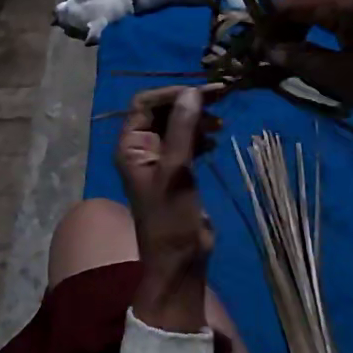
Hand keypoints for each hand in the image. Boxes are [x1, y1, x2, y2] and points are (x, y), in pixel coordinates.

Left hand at [116, 85, 219, 331]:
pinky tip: (215, 140)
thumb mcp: (177, 170)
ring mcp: (159, 160)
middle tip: (221, 96)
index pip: (145, 103)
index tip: (201, 91)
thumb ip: (183, 129)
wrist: (179, 261)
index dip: (172, 93)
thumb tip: (192, 92)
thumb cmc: (171, 217)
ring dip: (197, 118)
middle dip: (189, 102)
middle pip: (163, 111)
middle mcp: (141, 148)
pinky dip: (200, 136)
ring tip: (221, 122)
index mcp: (131, 145)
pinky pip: (186, 142)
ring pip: (177, 125)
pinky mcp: (176, 171)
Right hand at [271, 0, 352, 156]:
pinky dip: (325, 28)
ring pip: (322, 5)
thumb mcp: (346, 76)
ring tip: (293, 57)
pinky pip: (342, 11)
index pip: (287, 1)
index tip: (252, 48)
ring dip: (304, 27)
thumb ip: (302, 60)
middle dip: (283, 25)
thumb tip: (271, 51)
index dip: (264, 23)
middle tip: (270, 56)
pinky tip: (322, 50)